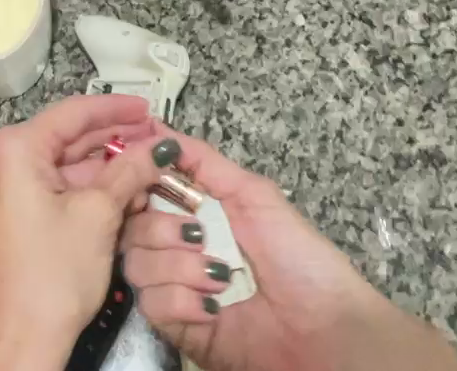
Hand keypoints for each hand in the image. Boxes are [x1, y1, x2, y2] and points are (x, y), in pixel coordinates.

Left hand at [0, 94, 167, 370]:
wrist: (25, 335)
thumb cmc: (54, 271)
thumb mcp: (98, 214)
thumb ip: (129, 171)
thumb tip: (160, 145)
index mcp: (17, 148)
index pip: (73, 113)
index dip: (114, 108)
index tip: (147, 106)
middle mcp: (9, 158)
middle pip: (71, 135)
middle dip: (115, 135)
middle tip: (156, 132)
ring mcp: (15, 185)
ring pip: (71, 161)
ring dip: (110, 161)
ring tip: (151, 156)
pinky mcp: (25, 209)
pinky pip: (64, 183)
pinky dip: (96, 183)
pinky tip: (129, 182)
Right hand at [122, 129, 456, 370]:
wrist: (327, 331)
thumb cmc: (299, 258)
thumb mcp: (253, 194)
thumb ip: (201, 160)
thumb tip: (155, 125)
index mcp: (192, 211)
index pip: (141, 189)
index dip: (133, 180)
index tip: (137, 173)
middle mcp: (176, 246)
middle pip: (129, 225)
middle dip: (160, 228)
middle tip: (198, 235)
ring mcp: (175, 286)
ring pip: (135, 262)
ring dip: (177, 266)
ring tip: (219, 276)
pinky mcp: (177, 327)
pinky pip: (151, 303)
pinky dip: (181, 300)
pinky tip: (213, 306)